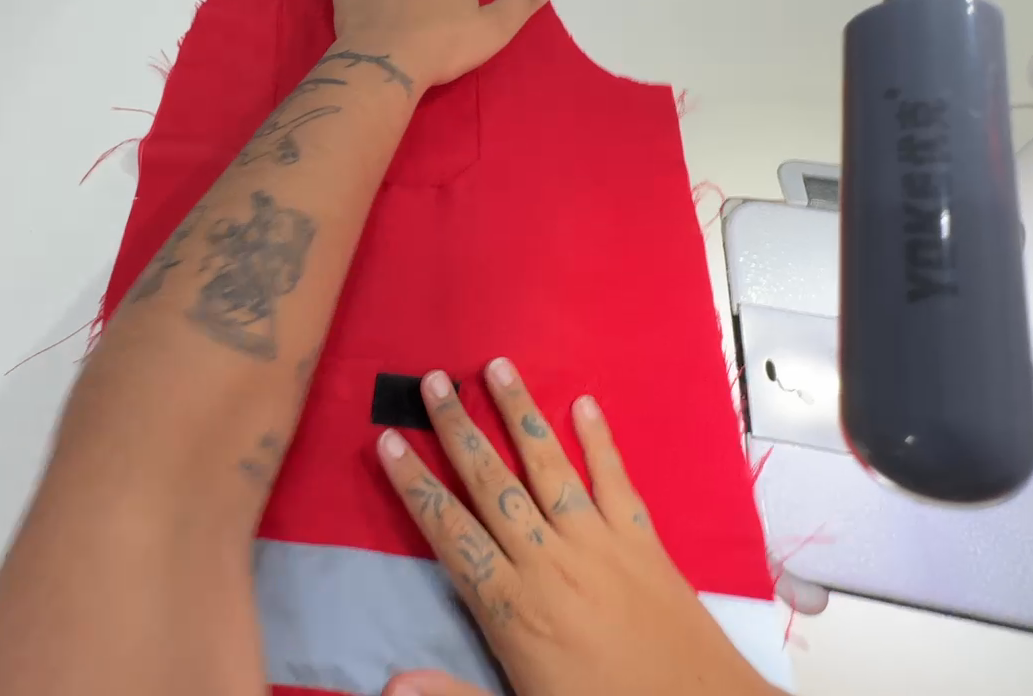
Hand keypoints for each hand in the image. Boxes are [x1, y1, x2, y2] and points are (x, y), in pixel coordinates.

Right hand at [374, 359, 779, 695]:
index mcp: (513, 606)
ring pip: (547, 466)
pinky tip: (585, 403)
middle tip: (433, 381)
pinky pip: (617, 482)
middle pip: (491, 483)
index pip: (449, 531)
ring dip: (519, 414)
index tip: (388, 441)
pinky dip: (601, 442)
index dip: (414, 485)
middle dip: (457, 429)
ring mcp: (599, 545)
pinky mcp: (643, 543)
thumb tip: (389, 681)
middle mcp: (549, 561)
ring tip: (497, 367)